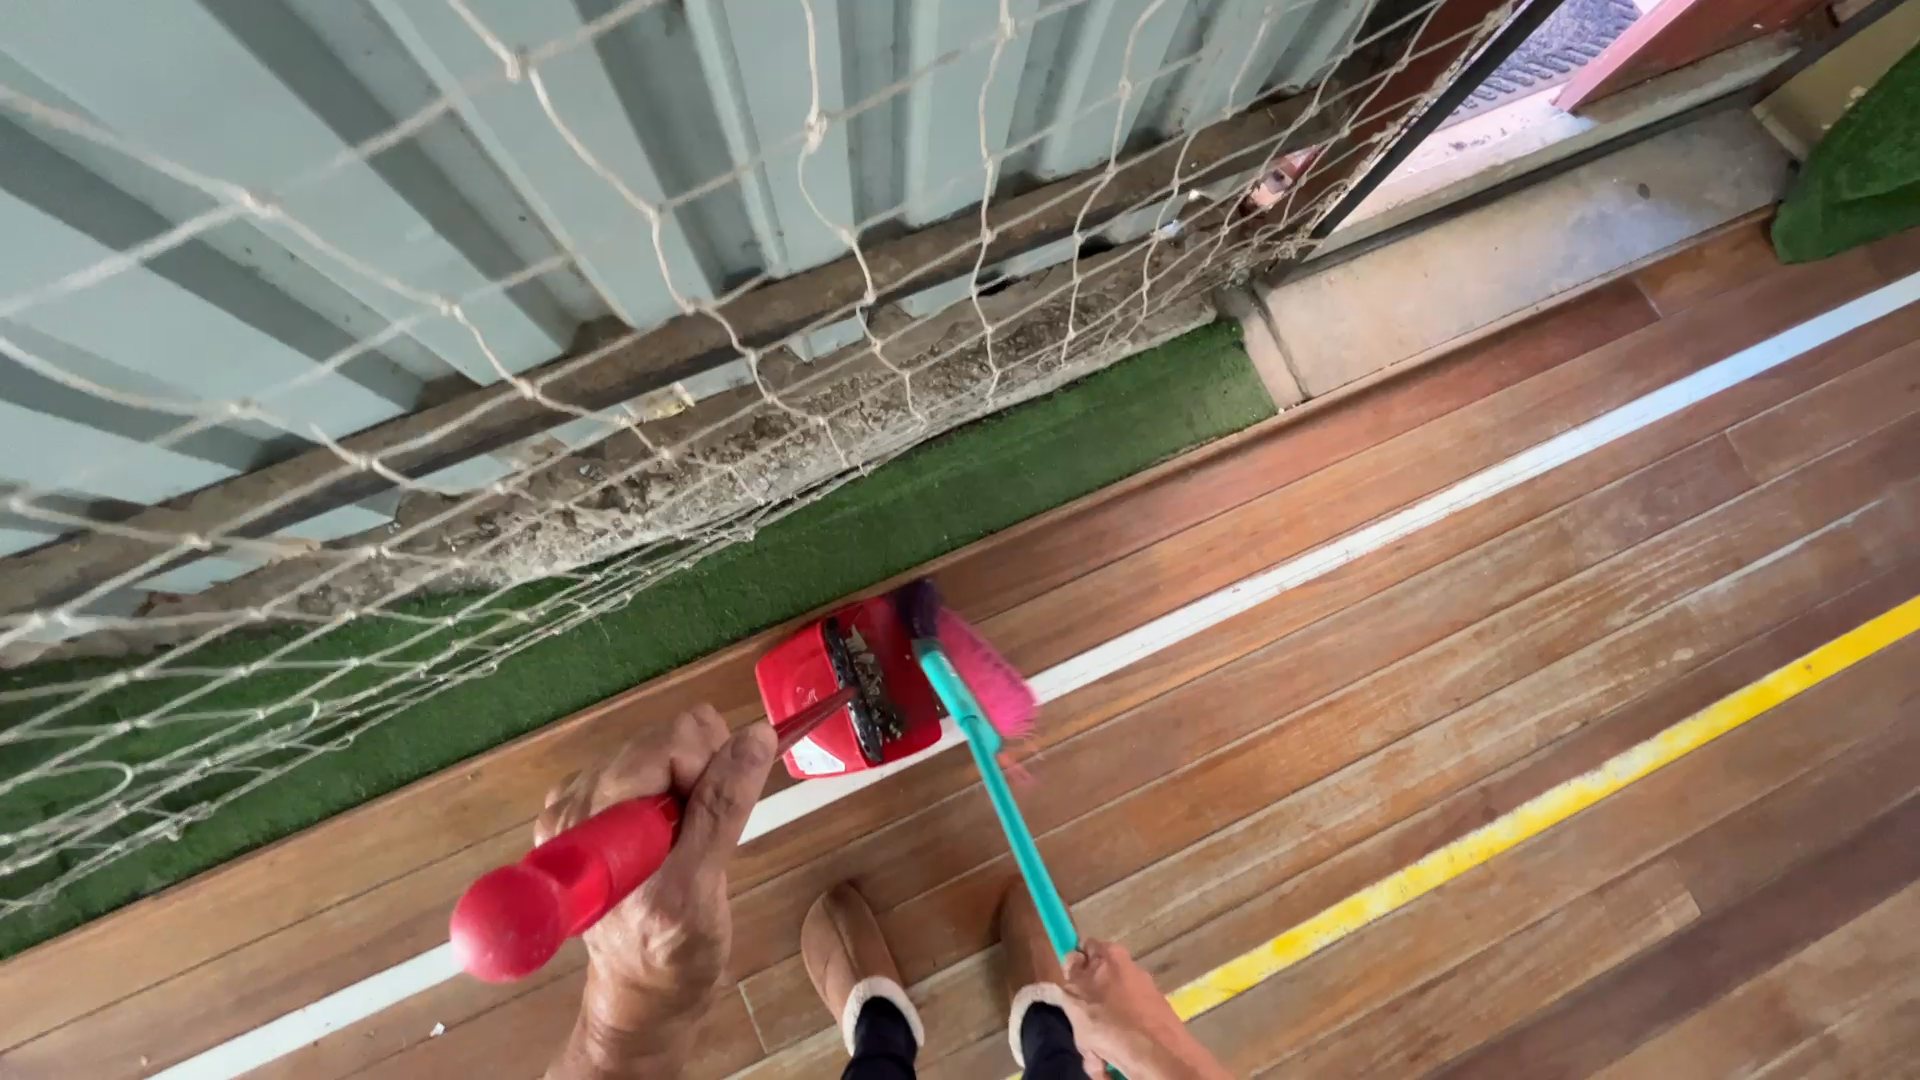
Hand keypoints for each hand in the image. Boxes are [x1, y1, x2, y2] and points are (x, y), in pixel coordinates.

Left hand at [543, 705, 775, 1079]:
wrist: (644, 989)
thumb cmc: (673, 952)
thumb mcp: (702, 886)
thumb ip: (723, 807)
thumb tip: (757, 736)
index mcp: (590, 818)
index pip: (669, 742)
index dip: (709, 767)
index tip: (719, 815)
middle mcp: (576, 798)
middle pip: (667, 735)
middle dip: (703, 773)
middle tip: (707, 832)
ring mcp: (583, 797)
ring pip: (667, 742)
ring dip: (694, 781)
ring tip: (693, 836)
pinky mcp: (596, 799)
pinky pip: (657, 758)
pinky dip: (681, 784)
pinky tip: (677, 829)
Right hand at [1061, 939, 1233, 1079]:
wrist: (1160, 1058)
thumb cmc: (1111, 1022)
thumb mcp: (1076, 996)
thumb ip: (1071, 974)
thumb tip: (1072, 960)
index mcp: (1110, 956)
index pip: (1085, 949)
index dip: (1073, 970)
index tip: (1068, 993)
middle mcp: (1129, 971)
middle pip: (1097, 989)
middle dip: (1087, 1016)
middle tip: (1083, 1036)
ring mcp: (1145, 999)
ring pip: (1110, 1018)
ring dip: (1100, 1041)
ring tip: (1099, 1061)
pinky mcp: (1155, 1025)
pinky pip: (1127, 1036)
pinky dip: (1118, 1052)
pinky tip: (1113, 1068)